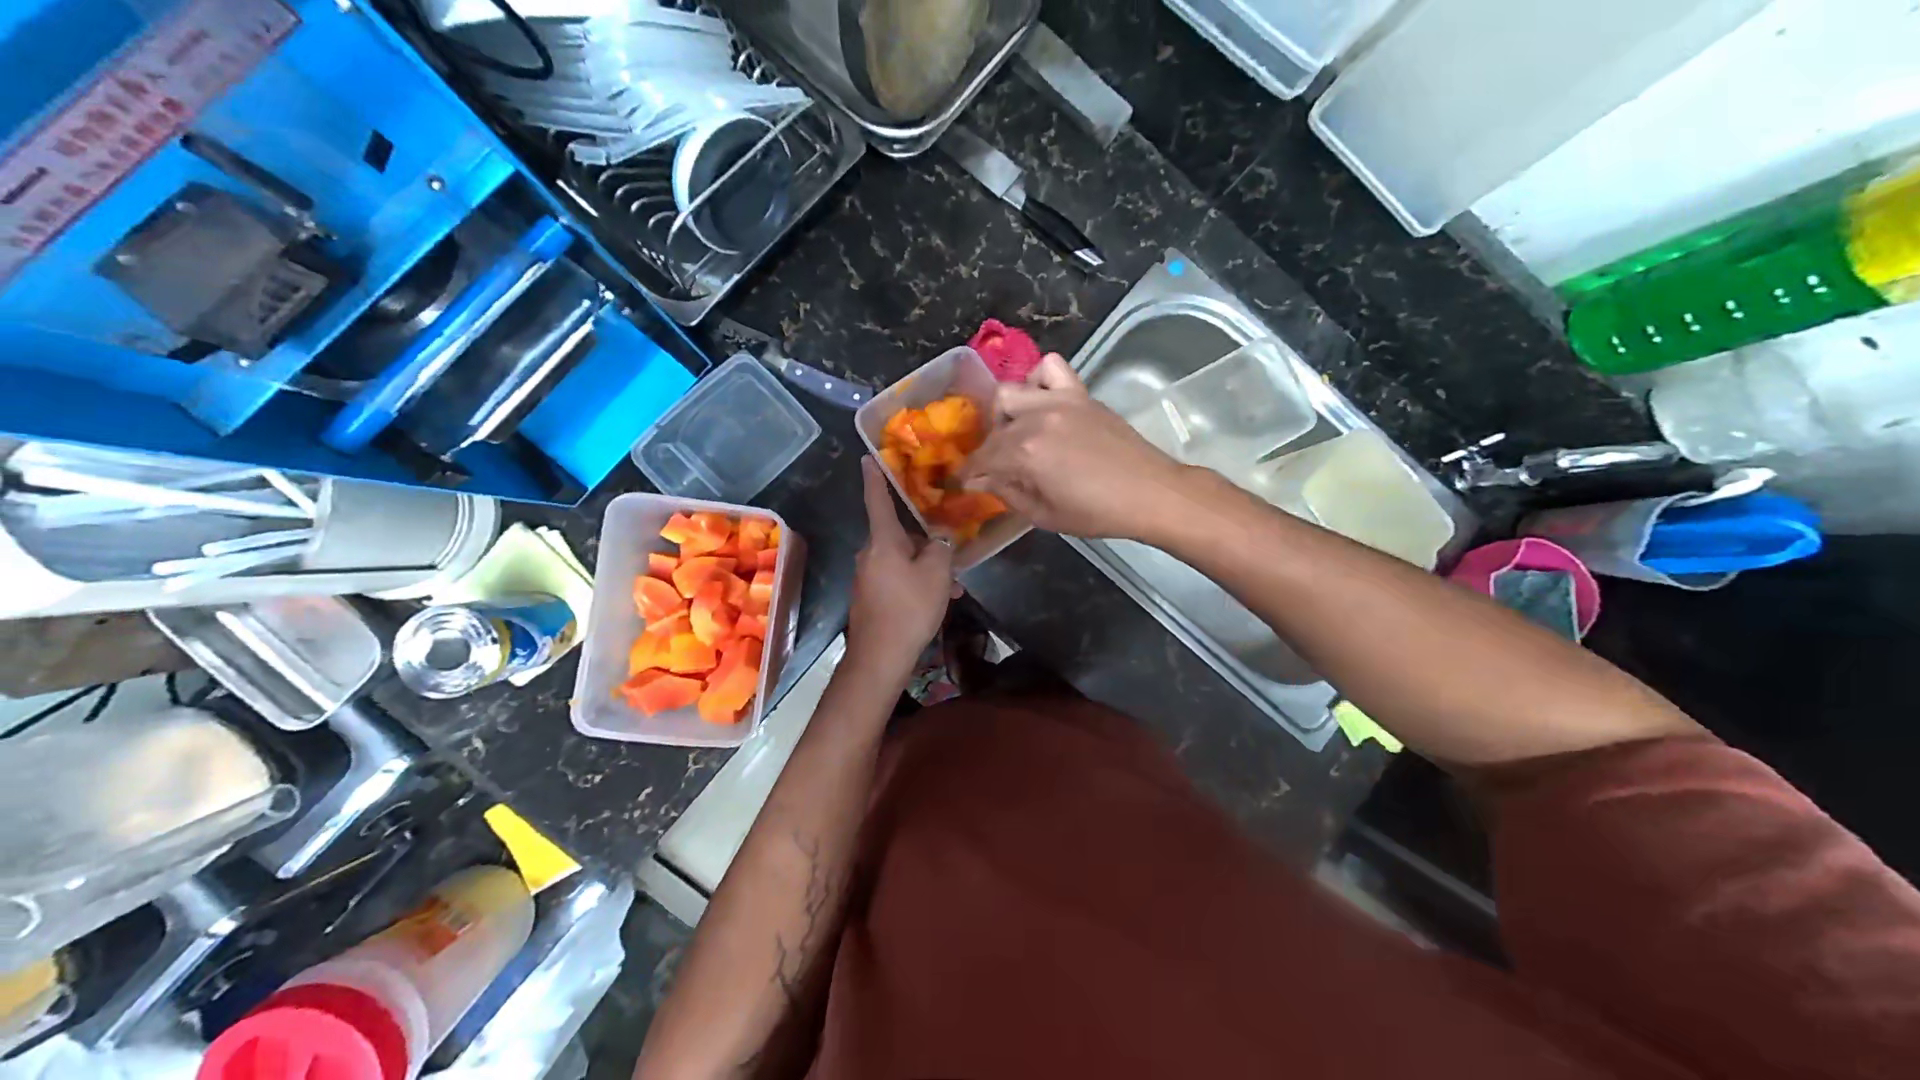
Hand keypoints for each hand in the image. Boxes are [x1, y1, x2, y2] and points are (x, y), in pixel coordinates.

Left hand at [846, 456, 955, 675]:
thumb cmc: (909, 607)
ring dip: (927, 568)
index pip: (877, 500)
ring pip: (903, 560)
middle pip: (899, 535)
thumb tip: (939, 538)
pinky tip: (939, 600)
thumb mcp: (936, 573)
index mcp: (882, 541)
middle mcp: (869, 554)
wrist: (880, 656)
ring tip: (953, 587)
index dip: (875, 477)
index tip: (868, 457)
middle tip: (952, 553)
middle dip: (926, 542)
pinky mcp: (871, 597)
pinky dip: (917, 584)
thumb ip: (941, 547)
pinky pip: (898, 579)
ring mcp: (868, 576)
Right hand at [958, 354, 1191, 541]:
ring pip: (1010, 392)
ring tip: (1016, 432)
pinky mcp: (1079, 394)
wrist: (1149, 493)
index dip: (970, 473)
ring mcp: (1058, 400)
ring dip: (1005, 413)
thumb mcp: (1044, 515)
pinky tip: (1042, 402)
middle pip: (993, 426)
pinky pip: (1050, 369)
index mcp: (1024, 452)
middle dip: (988, 448)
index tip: (967, 481)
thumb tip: (980, 481)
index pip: (982, 458)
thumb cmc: (1096, 513)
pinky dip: (1038, 379)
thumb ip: (1007, 493)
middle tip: (998, 465)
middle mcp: (1035, 418)